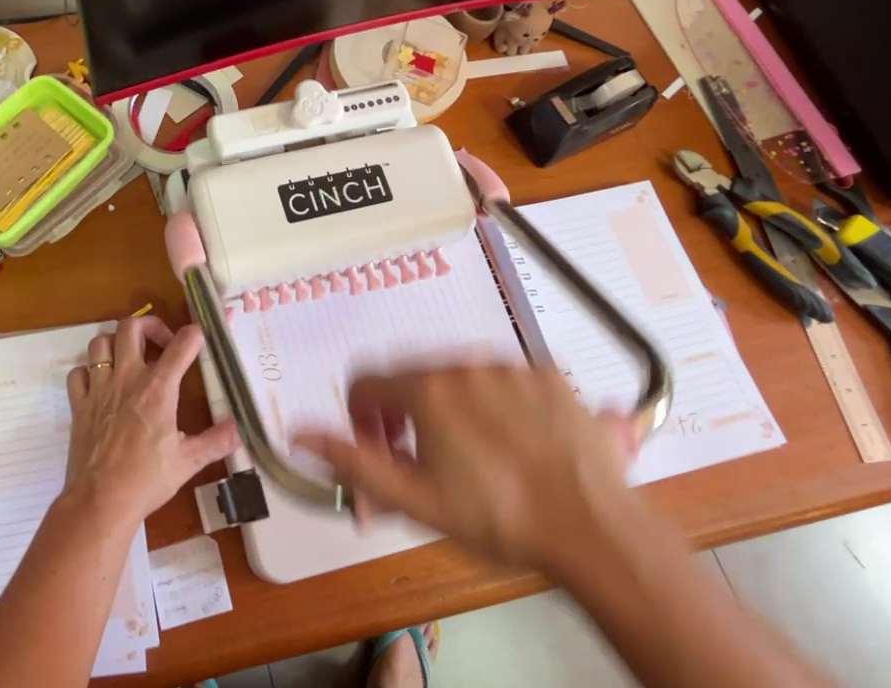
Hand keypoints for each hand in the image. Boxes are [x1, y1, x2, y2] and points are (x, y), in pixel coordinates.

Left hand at [62, 316, 239, 527]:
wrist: (100, 502)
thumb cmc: (147, 480)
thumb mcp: (189, 461)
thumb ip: (216, 441)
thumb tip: (239, 429)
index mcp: (158, 388)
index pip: (181, 344)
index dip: (196, 334)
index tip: (202, 336)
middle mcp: (127, 378)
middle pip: (131, 327)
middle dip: (150, 326)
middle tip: (162, 344)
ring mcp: (99, 389)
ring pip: (100, 343)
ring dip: (116, 343)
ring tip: (130, 358)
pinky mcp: (78, 405)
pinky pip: (78, 373)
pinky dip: (88, 371)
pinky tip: (100, 384)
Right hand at [295, 365, 641, 575]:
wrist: (591, 527)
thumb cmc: (498, 519)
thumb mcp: (413, 500)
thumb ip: (351, 461)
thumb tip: (299, 433)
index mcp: (424, 391)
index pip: (364, 383)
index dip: (361, 418)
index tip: (381, 450)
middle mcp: (462, 365)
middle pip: (410, 376)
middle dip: (403, 414)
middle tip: (424, 461)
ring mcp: (509, 366)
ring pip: (457, 376)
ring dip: (449, 407)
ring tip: (474, 456)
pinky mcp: (547, 374)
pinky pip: (502, 378)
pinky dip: (495, 403)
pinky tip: (513, 443)